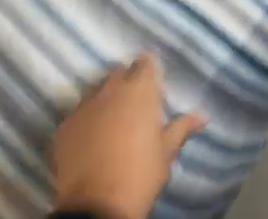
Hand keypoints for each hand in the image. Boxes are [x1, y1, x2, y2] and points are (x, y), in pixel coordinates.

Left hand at [53, 53, 207, 218]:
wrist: (96, 206)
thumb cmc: (140, 174)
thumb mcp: (167, 152)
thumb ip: (182, 127)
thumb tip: (203, 115)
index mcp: (140, 91)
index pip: (145, 62)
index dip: (150, 70)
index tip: (154, 84)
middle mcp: (110, 91)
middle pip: (119, 73)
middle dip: (127, 82)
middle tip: (135, 103)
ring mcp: (83, 107)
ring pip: (96, 91)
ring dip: (105, 98)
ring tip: (112, 120)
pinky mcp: (64, 127)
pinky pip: (78, 113)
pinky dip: (86, 119)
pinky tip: (91, 137)